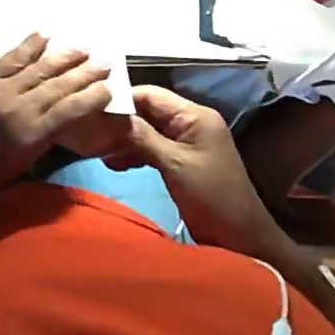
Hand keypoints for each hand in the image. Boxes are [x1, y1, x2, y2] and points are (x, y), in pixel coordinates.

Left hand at [0, 33, 113, 207]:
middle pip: (58, 86)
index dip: (92, 97)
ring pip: (38, 69)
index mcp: (32, 135)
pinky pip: (10, 59)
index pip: (71, 110)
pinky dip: (29, 47)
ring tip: (83, 47)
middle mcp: (18, 109)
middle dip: (84, 73)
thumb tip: (70, 113)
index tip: (110, 87)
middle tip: (105, 60)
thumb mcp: (26, 161)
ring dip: (63, 56)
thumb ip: (48, 136)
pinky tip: (45, 35)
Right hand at [107, 86, 279, 254]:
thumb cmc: (212, 197)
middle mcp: (190, 122)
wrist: (242, 240)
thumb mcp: (174, 164)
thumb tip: (111, 115)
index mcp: (194, 115)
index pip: (150, 95)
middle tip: (92, 134)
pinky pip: (153, 147)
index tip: (93, 111)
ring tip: (100, 151)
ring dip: (125, 140)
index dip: (122, 100)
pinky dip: (135, 153)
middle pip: (147, 111)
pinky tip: (115, 163)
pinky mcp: (181, 160)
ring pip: (148, 130)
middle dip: (121, 122)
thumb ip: (143, 136)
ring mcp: (187, 142)